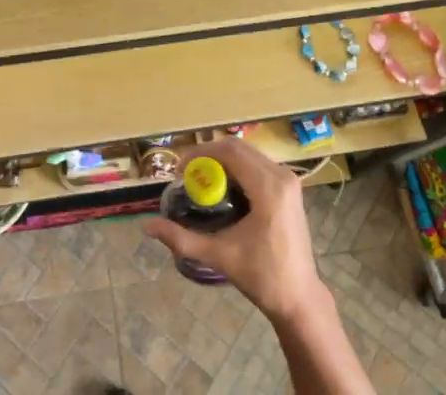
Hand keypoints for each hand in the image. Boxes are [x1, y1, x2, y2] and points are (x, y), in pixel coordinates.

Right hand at [143, 139, 326, 319]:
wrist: (299, 297)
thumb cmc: (262, 277)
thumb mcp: (219, 256)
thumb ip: (181, 238)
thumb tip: (147, 226)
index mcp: (269, 188)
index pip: (229, 152)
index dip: (200, 154)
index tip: (179, 171)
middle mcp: (282, 176)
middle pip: (238, 148)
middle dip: (208, 156)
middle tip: (186, 176)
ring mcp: (289, 180)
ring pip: (248, 153)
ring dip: (222, 161)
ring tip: (201, 181)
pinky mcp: (290, 187)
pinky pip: (258, 164)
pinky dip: (237, 168)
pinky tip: (223, 189)